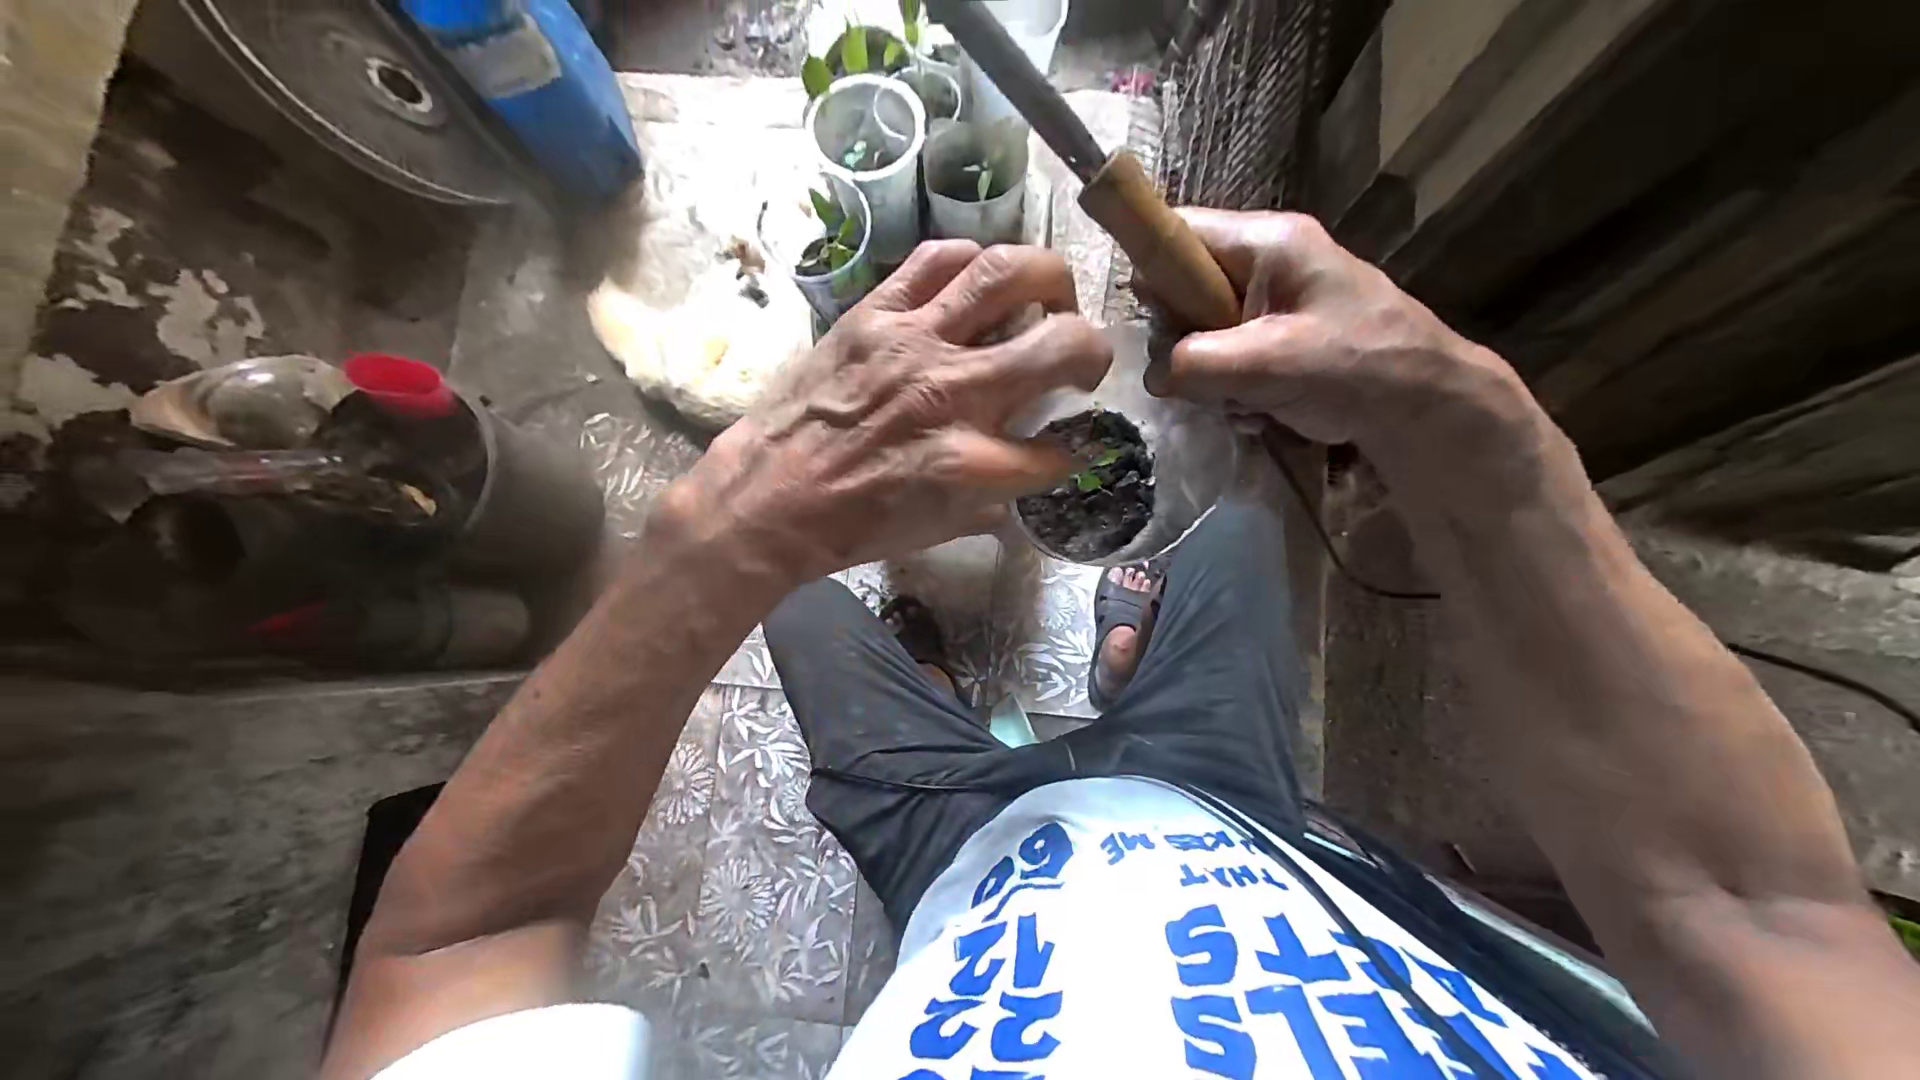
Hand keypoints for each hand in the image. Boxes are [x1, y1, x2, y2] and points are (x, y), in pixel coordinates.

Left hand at [656, 241, 1112, 585]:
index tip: (1069, 449)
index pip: (1054, 451)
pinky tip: (979, 281)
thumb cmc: (853, 524)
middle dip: (1093, 352)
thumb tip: (1031, 464)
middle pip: (1059, 346)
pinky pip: (935, 260)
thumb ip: (995, 496)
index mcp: (968, 463)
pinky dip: (971, 260)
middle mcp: (950, 393)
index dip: (1071, 453)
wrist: (768, 499)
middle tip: (1084, 360)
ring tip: (1053, 296)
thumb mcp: (938, 528)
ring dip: (1049, 278)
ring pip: (1004, 274)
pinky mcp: (872, 315)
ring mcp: (910, 343)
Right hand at [1159, 210, 1543, 473]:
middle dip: (1183, 340)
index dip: (1152, 269)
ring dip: (1206, 375)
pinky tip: (1252, 408)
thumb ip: (1198, 363)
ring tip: (1240, 399)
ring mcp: (1264, 305)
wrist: (1423, 406)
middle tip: (1208, 374)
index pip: (1178, 230)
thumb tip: (1154, 375)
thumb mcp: (1272, 362)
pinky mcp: (1267, 339)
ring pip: (1195, 333)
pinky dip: (1225, 389)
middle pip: (1180, 289)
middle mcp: (1261, 265)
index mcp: (1267, 244)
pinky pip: (1218, 359)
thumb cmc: (1359, 366)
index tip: (1156, 323)